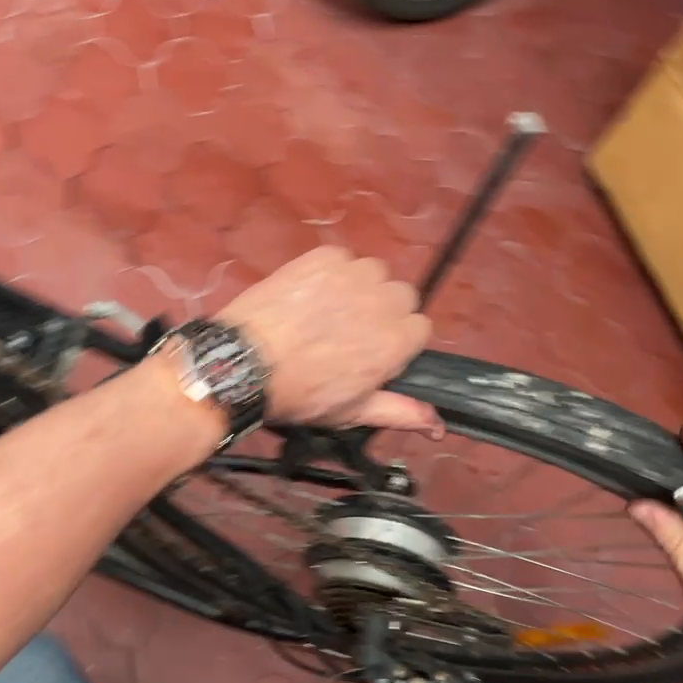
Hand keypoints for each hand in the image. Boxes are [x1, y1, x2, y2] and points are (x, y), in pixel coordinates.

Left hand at [217, 247, 442, 437]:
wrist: (245, 363)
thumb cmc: (300, 393)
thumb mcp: (353, 412)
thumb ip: (401, 412)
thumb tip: (438, 425)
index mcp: (398, 340)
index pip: (419, 327)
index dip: (395, 340)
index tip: (371, 351)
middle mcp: (384, 300)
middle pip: (399, 296)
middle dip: (380, 312)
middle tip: (345, 333)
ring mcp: (353, 273)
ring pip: (371, 274)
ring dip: (356, 289)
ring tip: (325, 313)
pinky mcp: (323, 257)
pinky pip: (340, 259)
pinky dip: (329, 273)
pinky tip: (307, 296)